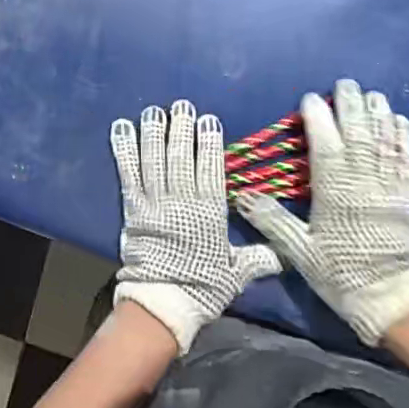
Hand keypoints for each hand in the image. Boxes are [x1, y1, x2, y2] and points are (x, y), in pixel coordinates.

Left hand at [111, 100, 281, 352]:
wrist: (164, 301)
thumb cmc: (203, 286)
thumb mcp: (238, 272)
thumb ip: (260, 257)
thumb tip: (287, 252)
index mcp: (209, 212)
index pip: (210, 168)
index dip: (209, 142)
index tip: (208, 120)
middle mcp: (181, 201)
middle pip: (181, 157)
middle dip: (181, 129)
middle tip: (181, 106)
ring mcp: (154, 202)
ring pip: (154, 159)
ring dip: (153, 132)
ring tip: (153, 111)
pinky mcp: (132, 207)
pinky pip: (128, 173)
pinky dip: (124, 149)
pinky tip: (121, 127)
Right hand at [233, 80, 408, 345]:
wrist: (395, 300)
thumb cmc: (342, 273)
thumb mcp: (299, 250)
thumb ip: (272, 219)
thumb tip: (242, 195)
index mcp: (334, 193)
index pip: (325, 147)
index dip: (318, 120)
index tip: (310, 98)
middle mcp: (363, 184)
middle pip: (357, 138)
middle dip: (351, 108)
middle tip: (346, 84)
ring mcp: (388, 190)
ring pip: (383, 145)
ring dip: (378, 117)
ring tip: (374, 95)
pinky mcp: (406, 199)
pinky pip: (405, 162)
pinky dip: (402, 139)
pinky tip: (400, 122)